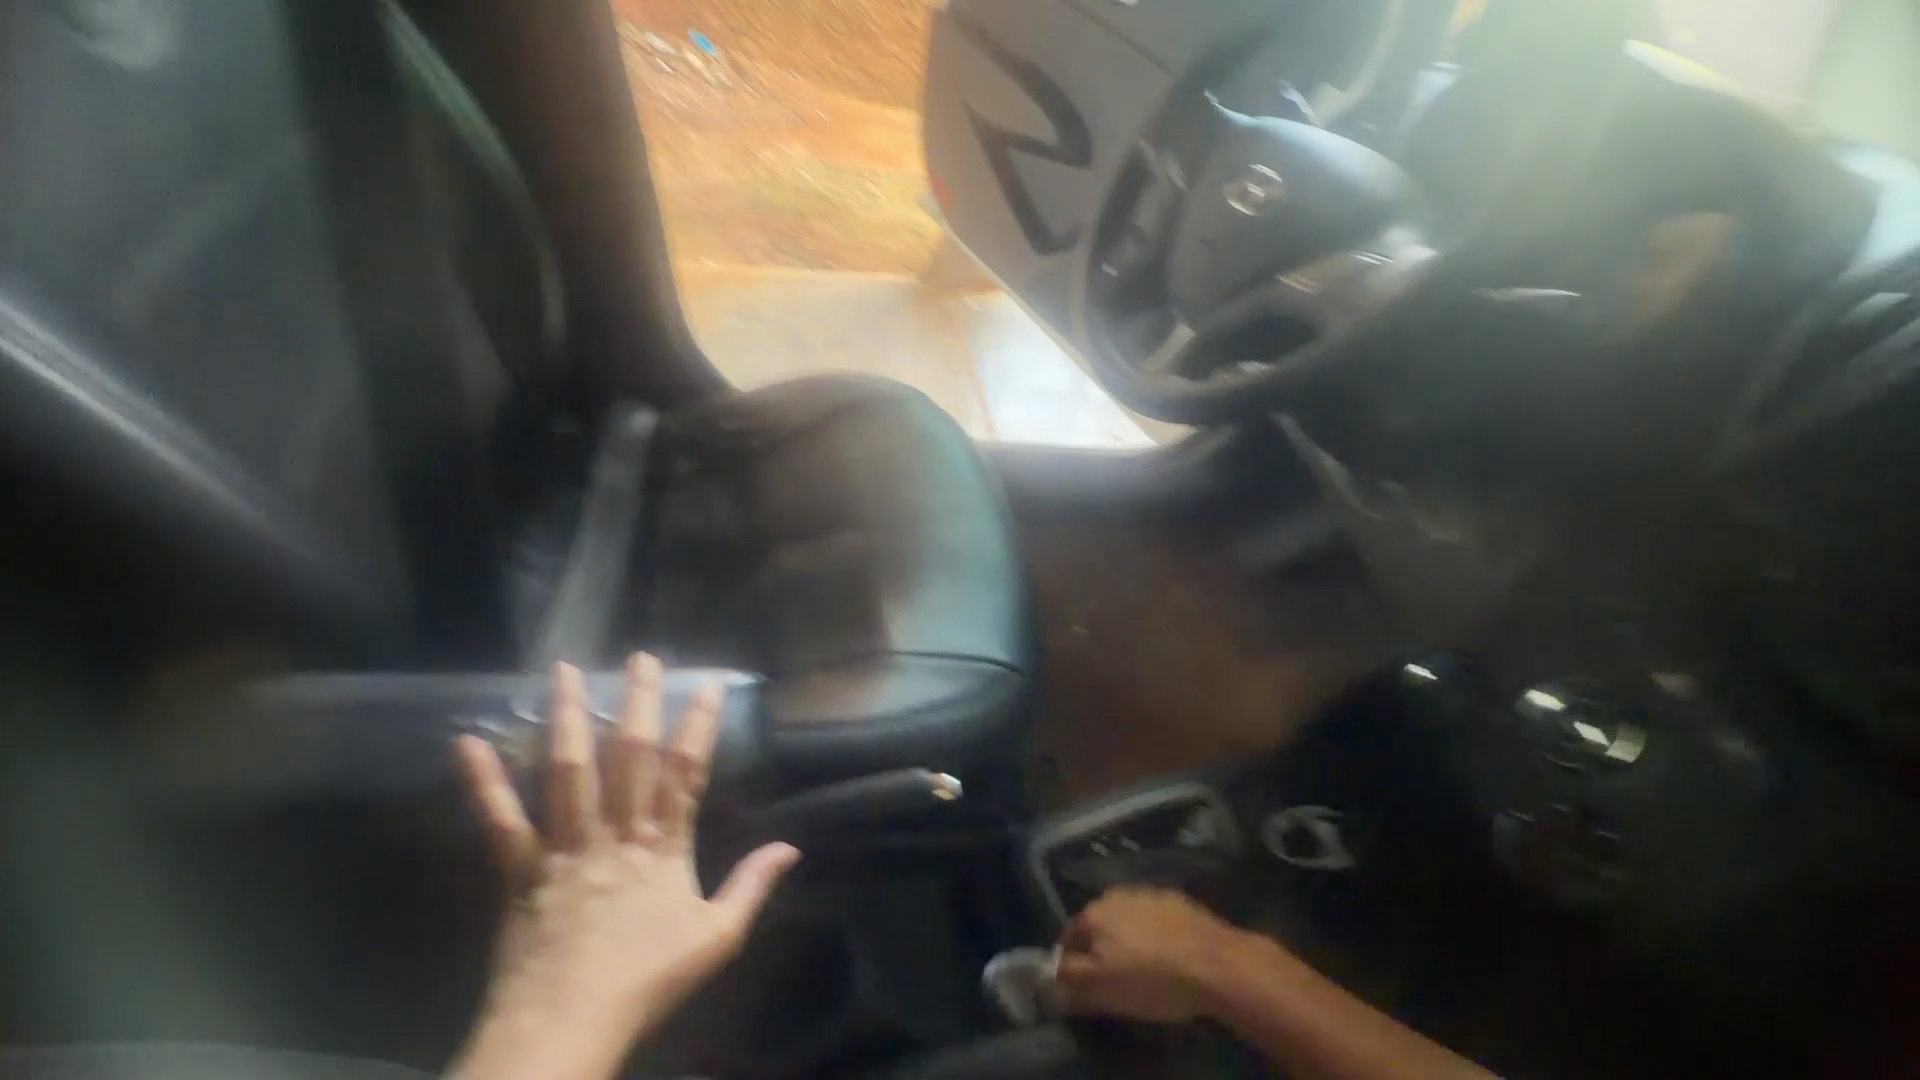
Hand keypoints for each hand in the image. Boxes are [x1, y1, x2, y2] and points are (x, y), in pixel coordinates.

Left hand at [449, 655, 800, 1079]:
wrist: (567, 1024)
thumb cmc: (647, 979)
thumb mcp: (717, 937)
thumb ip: (752, 885)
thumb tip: (791, 846)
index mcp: (664, 845)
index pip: (687, 771)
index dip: (699, 724)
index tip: (708, 683)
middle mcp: (615, 832)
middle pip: (630, 756)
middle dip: (638, 703)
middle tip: (639, 657)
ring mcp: (565, 846)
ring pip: (568, 771)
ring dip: (568, 718)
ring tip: (563, 671)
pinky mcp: (520, 869)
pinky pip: (501, 820)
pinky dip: (484, 782)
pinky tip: (467, 742)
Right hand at [1056, 888, 1247, 1023]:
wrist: (1215, 963)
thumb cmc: (1152, 979)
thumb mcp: (1104, 990)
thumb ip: (1070, 979)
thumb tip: (1049, 975)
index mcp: (1093, 914)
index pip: (1067, 939)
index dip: (1072, 965)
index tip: (1083, 986)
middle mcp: (1114, 895)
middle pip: (1098, 926)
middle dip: (1101, 948)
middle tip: (1115, 978)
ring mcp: (1148, 893)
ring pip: (1127, 919)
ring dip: (1128, 938)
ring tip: (1144, 966)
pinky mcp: (1177, 899)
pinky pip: (1155, 918)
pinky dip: (1154, 932)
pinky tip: (1168, 953)